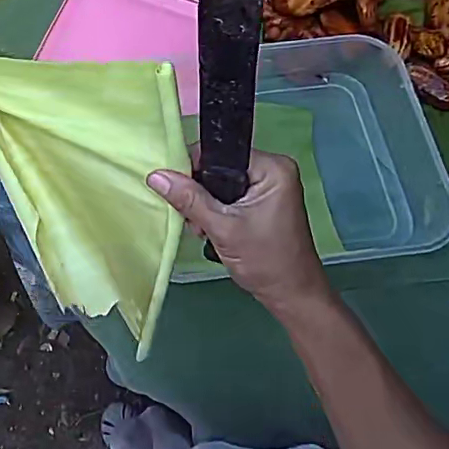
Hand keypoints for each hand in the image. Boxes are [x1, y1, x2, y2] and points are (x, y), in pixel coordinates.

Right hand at [146, 149, 335, 317]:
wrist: (291, 295)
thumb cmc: (265, 261)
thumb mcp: (222, 228)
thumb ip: (189, 199)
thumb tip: (156, 175)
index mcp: (271, 167)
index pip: (218, 153)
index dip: (192, 168)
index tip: (177, 191)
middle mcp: (272, 169)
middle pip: (217, 167)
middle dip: (198, 191)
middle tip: (192, 219)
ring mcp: (268, 186)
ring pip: (219, 182)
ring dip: (204, 204)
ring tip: (202, 228)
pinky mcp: (262, 201)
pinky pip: (228, 194)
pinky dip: (215, 210)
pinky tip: (210, 228)